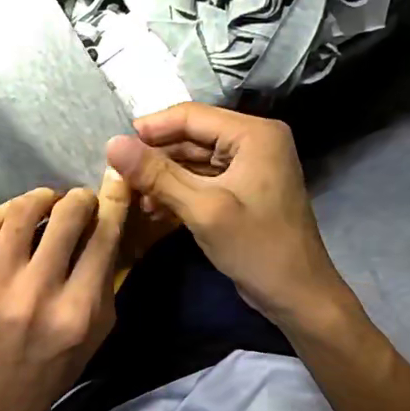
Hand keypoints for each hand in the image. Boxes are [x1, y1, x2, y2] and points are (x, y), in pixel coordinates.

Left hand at [0, 173, 130, 410]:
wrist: (2, 395)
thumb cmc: (60, 363)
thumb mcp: (100, 327)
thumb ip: (105, 274)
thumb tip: (107, 217)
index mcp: (78, 311)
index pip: (102, 238)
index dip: (112, 203)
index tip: (114, 185)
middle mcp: (37, 295)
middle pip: (64, 217)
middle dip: (79, 199)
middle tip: (81, 201)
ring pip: (20, 213)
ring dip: (41, 197)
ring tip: (49, 201)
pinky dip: (7, 211)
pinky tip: (18, 216)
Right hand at [105, 103, 348, 326]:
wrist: (297, 294)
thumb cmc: (256, 248)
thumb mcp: (202, 209)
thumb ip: (157, 175)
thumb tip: (111, 144)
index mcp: (254, 134)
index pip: (191, 116)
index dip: (150, 130)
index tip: (114, 148)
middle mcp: (255, 141)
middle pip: (192, 137)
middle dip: (155, 157)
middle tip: (119, 177)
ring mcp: (251, 167)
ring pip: (195, 160)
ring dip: (164, 177)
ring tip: (132, 197)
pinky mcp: (245, 191)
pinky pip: (205, 180)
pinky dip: (180, 192)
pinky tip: (154, 210)